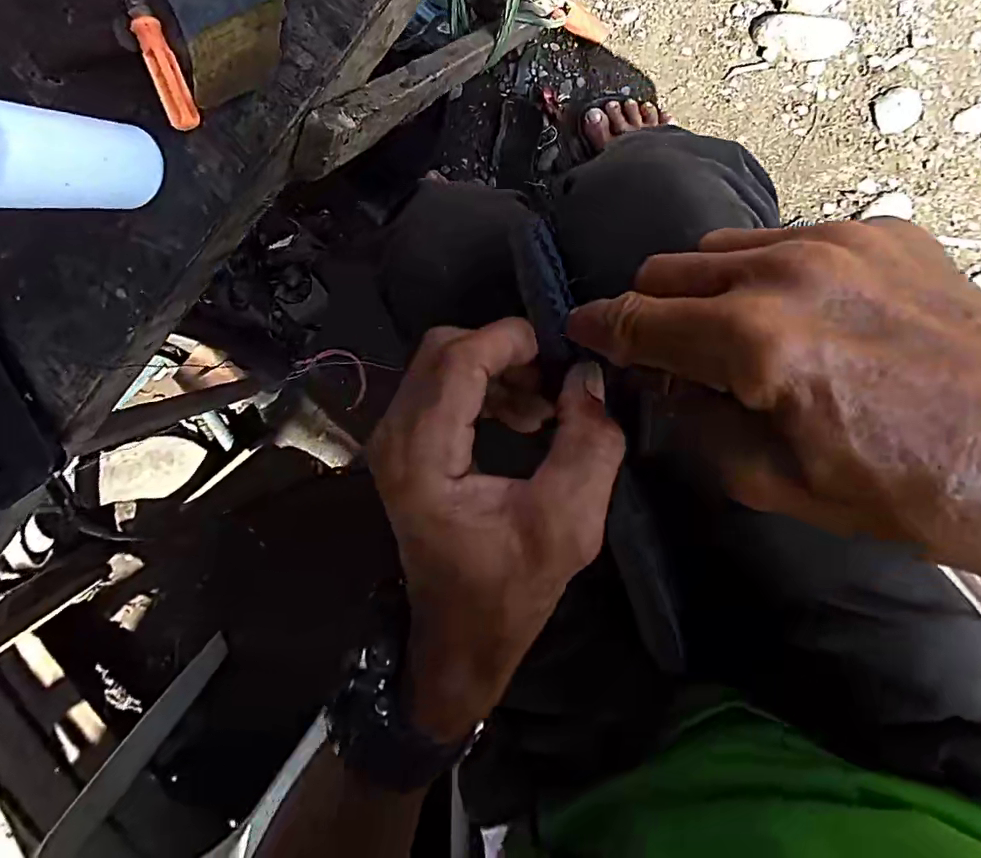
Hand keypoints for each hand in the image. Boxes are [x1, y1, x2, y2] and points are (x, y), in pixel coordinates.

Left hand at [367, 318, 624, 740]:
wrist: (458, 639)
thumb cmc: (508, 593)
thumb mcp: (567, 525)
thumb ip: (587, 444)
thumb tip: (586, 376)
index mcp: (421, 455)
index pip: (457, 359)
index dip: (511, 340)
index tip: (562, 353)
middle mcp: (393, 436)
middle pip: (442, 350)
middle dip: (504, 351)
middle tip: (554, 380)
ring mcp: (392, 439)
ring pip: (440, 364)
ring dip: (496, 370)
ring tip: (545, 408)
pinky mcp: (403, 446)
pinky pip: (440, 388)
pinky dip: (483, 389)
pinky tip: (521, 419)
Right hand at [566, 218, 980, 572]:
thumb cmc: (914, 492)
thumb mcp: (774, 480)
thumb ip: (693, 418)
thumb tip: (655, 376)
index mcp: (756, 342)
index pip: (636, 319)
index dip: (596, 327)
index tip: (578, 331)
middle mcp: (787, 272)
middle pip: (666, 269)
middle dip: (645, 309)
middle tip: (658, 351)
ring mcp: (838, 241)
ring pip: (718, 248)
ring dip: (701, 289)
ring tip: (730, 332)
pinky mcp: (881, 230)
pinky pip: (781, 241)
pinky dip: (762, 275)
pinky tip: (798, 315)